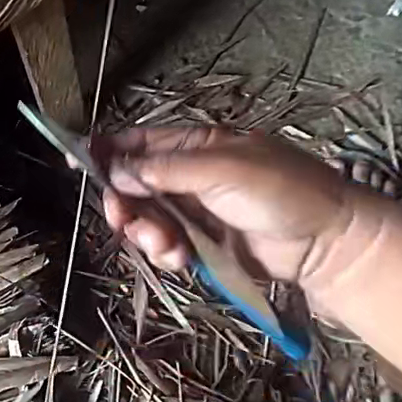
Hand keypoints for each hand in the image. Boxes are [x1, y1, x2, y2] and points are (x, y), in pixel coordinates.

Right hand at [91, 127, 393, 297]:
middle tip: (122, 218)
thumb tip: (114, 171)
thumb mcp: (221, 170)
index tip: (76, 163)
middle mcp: (186, 176)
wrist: (325, 243)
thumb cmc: (280, 191)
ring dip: (146, 234)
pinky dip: (165, 253)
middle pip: (132, 186)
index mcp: (194, 145)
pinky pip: (163, 246)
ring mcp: (191, 212)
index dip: (106, 151)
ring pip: (144, 220)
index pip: (138, 142)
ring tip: (168, 245)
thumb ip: (164, 170)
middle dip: (123, 204)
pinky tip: (181, 258)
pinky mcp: (198, 244)